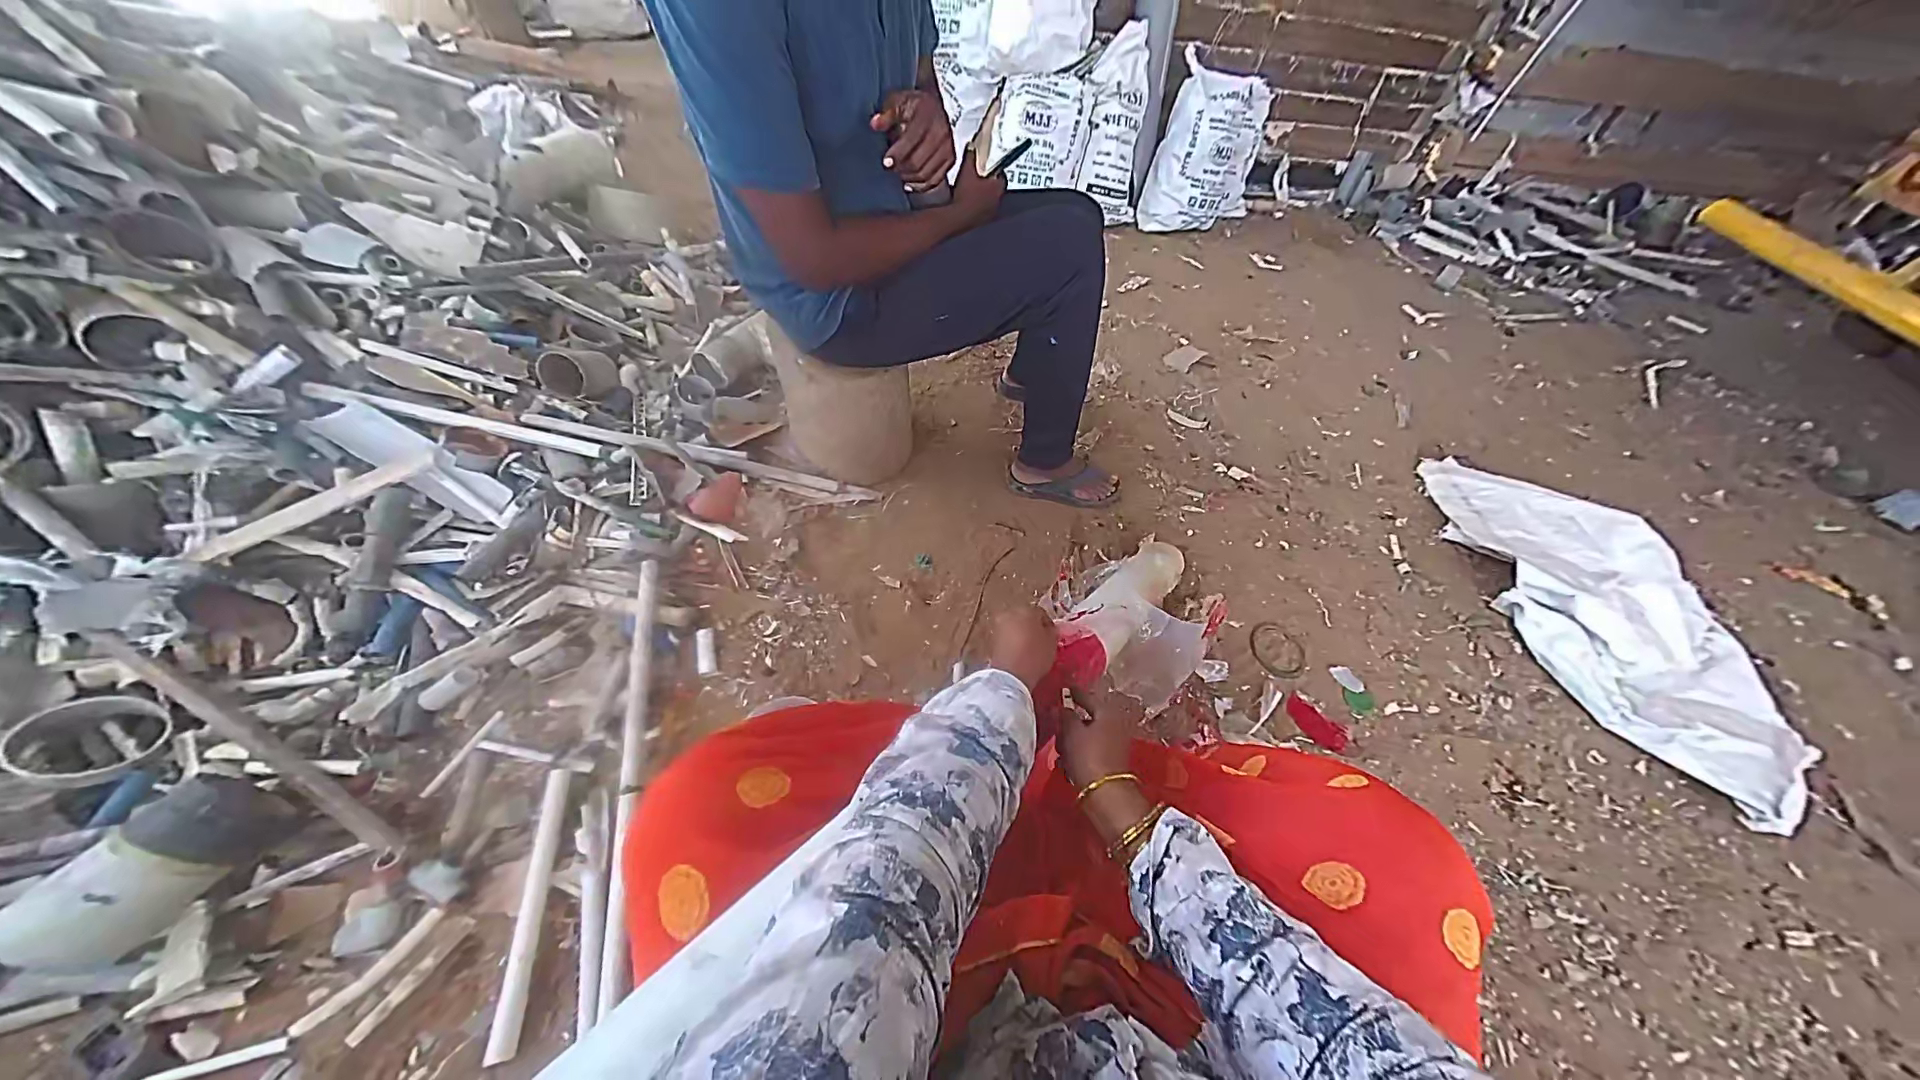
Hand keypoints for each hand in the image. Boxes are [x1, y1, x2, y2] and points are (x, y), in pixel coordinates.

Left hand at [871, 89, 954, 192]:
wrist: (944, 107)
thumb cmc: (919, 106)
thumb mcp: (902, 101)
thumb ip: (888, 113)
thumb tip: (875, 124)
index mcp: (926, 118)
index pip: (910, 142)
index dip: (897, 155)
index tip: (886, 163)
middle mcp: (940, 135)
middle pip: (917, 163)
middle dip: (901, 169)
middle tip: (891, 169)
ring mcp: (947, 149)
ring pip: (925, 174)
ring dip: (909, 178)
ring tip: (899, 175)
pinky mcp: (950, 161)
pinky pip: (935, 180)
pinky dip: (921, 185)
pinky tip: (910, 184)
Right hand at [951, 156, 1005, 226]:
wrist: (957, 217)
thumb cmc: (965, 194)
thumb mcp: (966, 171)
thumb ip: (971, 156)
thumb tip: (972, 146)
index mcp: (998, 186)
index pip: (1002, 174)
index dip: (995, 169)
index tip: (988, 167)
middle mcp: (998, 200)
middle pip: (998, 187)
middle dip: (991, 182)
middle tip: (981, 178)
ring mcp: (992, 211)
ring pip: (992, 199)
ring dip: (986, 194)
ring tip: (975, 190)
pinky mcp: (985, 220)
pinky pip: (986, 209)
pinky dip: (981, 205)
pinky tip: (972, 202)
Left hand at [987, 605, 1056, 690]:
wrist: (1010, 676)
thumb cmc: (1035, 656)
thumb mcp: (1052, 643)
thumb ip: (1051, 631)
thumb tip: (1047, 628)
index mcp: (1026, 609)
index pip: (1040, 613)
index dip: (1047, 624)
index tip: (1052, 635)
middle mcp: (1009, 613)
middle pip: (1025, 617)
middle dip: (1032, 626)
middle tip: (1040, 640)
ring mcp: (998, 625)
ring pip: (1014, 626)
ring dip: (1021, 633)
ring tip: (1029, 648)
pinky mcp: (991, 638)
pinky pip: (1006, 637)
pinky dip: (1012, 641)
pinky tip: (1018, 652)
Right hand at [1060, 678, 1144, 786]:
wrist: (1105, 794)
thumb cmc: (1087, 756)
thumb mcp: (1071, 731)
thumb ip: (1065, 715)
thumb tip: (1062, 705)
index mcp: (1107, 712)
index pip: (1086, 696)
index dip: (1073, 693)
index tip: (1063, 688)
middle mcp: (1114, 724)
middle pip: (1086, 717)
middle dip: (1069, 723)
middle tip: (1054, 727)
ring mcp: (1114, 744)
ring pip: (1086, 735)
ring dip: (1071, 741)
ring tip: (1059, 751)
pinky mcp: (1110, 761)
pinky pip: (1089, 750)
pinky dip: (1078, 754)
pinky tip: (1066, 764)